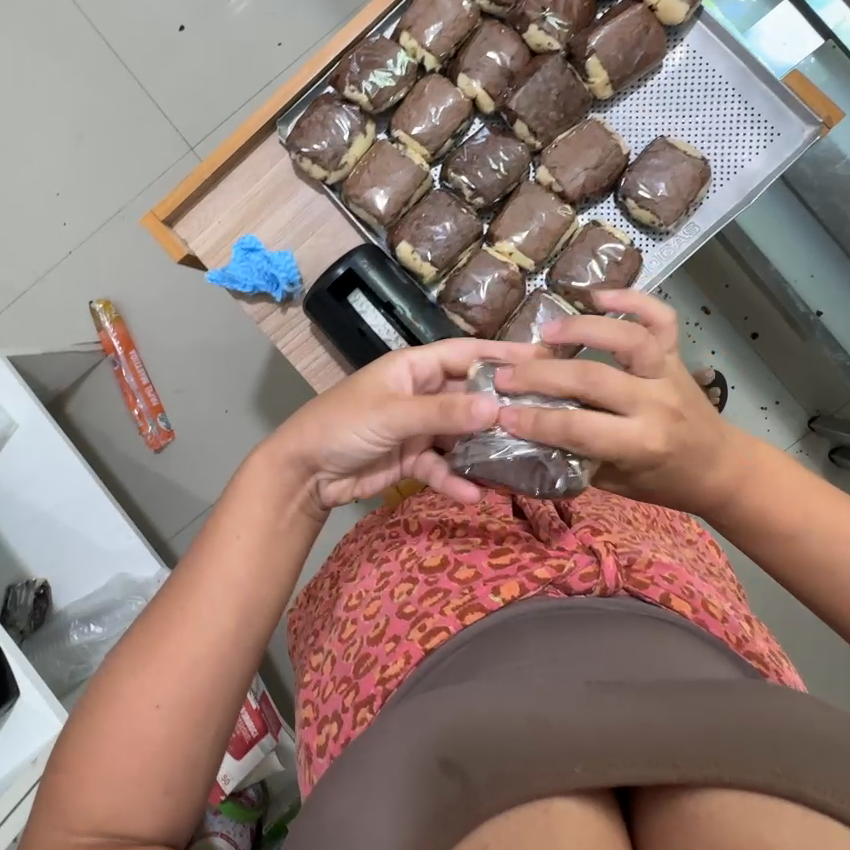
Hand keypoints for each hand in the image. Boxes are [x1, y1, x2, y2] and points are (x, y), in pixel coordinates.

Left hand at [259, 338, 542, 515]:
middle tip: (546, 418)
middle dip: (502, 408)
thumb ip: (442, 413)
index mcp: (413, 367)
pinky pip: (443, 467)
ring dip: (485, 449)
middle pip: (470, 396)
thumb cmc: (341, 425)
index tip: (544, 358)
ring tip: (522, 463)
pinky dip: (456, 480)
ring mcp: (417, 428)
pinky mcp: (412, 460)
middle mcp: (420, 393)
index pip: (466, 354)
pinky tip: (475, 495)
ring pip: (461, 435)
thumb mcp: (393, 414)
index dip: (503, 354)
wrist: (303, 473)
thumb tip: (496, 406)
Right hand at [493, 287, 762, 516]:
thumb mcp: (616, 482)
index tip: (500, 413)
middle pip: (593, 378)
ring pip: (628, 339)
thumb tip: (524, 428)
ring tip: (546, 332)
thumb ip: (576, 454)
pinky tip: (597, 296)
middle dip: (541, 375)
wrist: (721, 468)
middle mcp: (657, 404)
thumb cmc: (663, 481)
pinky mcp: (677, 355)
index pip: (579, 428)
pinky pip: (660, 318)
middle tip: (504, 375)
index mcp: (642, 444)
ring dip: (583, 330)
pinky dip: (632, 300)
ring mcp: (670, 374)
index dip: (536, 420)